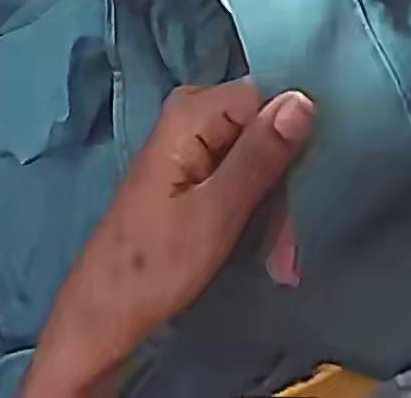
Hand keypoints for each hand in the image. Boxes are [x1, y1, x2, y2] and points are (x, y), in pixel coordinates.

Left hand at [21, 81, 314, 396]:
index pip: (266, 97)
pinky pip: (240, 163)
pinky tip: (267, 244)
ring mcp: (190, 133)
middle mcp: (191, 108)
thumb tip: (303, 99)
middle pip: (262, 123)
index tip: (305, 188)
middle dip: (283, 179)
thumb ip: (260, 154)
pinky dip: (255, 200)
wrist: (105, 312)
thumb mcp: (218, 213)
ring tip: (281, 257)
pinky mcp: (192, 158)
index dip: (290, 138)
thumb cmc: (155, 265)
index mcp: (191, 110)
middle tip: (290, 244)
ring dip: (274, 199)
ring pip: (256, 148)